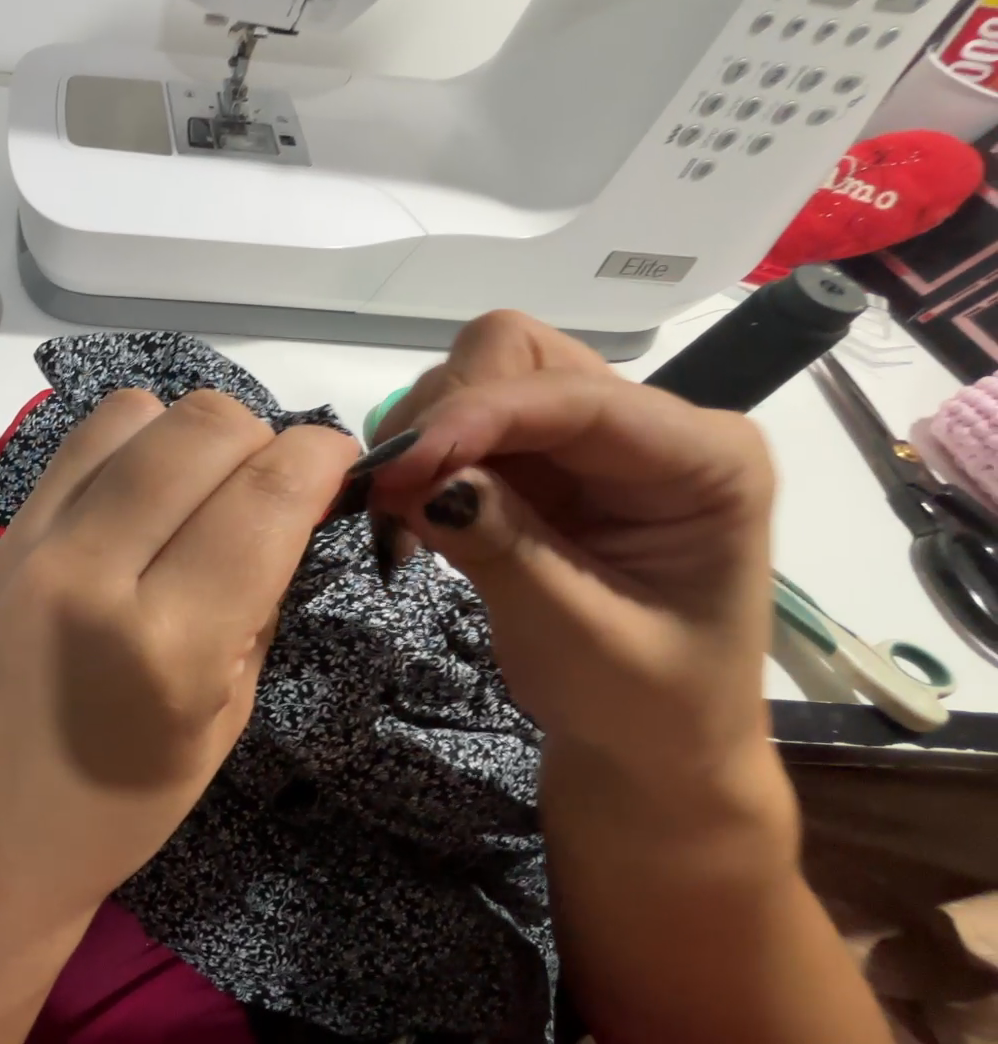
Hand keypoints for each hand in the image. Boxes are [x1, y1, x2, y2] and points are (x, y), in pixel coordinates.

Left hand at [0, 388, 358, 936]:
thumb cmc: (127, 803)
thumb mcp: (229, 711)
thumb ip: (262, 592)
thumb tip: (291, 502)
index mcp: (169, 643)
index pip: (267, 495)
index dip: (324, 457)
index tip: (341, 465)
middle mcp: (94, 572)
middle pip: (203, 427)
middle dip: (262, 438)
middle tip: (267, 488)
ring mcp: (36, 543)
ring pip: (138, 411)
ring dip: (192, 434)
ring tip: (200, 489)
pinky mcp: (4, 534)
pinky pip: (81, 439)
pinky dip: (133, 441)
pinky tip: (142, 491)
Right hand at [364, 311, 776, 773]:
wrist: (649, 743)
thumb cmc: (642, 702)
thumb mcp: (578, 638)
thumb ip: (504, 548)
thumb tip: (416, 478)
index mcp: (701, 459)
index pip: (574, 397)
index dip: (475, 416)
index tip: (394, 472)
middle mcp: (642, 426)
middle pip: (515, 353)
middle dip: (443, 412)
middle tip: (395, 492)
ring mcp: (579, 440)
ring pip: (473, 376)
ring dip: (421, 434)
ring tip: (403, 515)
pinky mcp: (530, 463)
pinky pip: (453, 425)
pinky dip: (416, 458)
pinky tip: (411, 512)